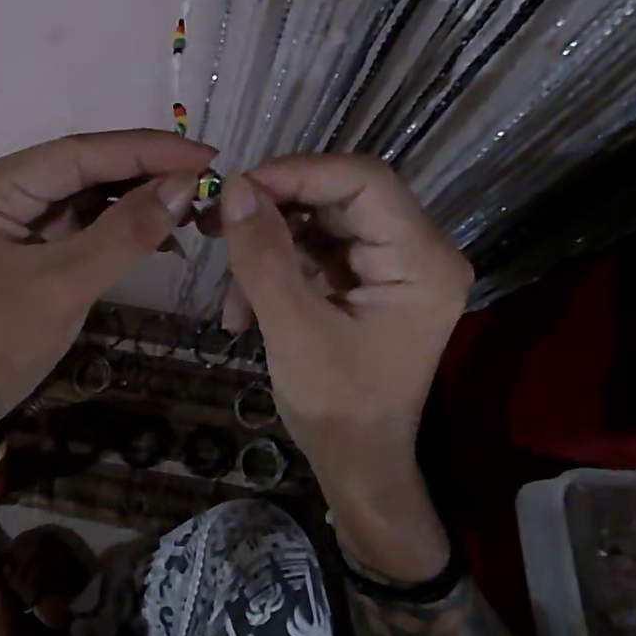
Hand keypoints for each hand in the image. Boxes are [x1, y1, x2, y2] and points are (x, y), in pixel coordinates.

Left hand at [0, 131, 214, 429]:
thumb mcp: (68, 284)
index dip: (144, 151)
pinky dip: (129, 223)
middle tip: (209, 178)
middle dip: (148, 172)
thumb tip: (186, 186)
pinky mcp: (39, 233)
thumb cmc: (5, 341)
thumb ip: (126, 232)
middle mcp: (4, 184)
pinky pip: (92, 217)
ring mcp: (21, 208)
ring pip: (95, 189)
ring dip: (144, 196)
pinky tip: (168, 232)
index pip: (78, 153)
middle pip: (88, 166)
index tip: (203, 155)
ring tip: (197, 204)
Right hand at [213, 154, 473, 580]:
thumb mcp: (294, 332)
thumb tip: (233, 188)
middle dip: (272, 212)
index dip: (297, 173)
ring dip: (264, 251)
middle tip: (214, 224)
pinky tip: (241, 312)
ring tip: (228, 295)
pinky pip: (312, 254)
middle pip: (337, 197)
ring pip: (316, 224)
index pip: (363, 181)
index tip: (236, 188)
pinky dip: (272, 273)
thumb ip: (264, 258)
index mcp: (421, 259)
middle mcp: (415, 251)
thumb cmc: (337, 408)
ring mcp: (389, 265)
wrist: (356, 463)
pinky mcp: (363, 281)